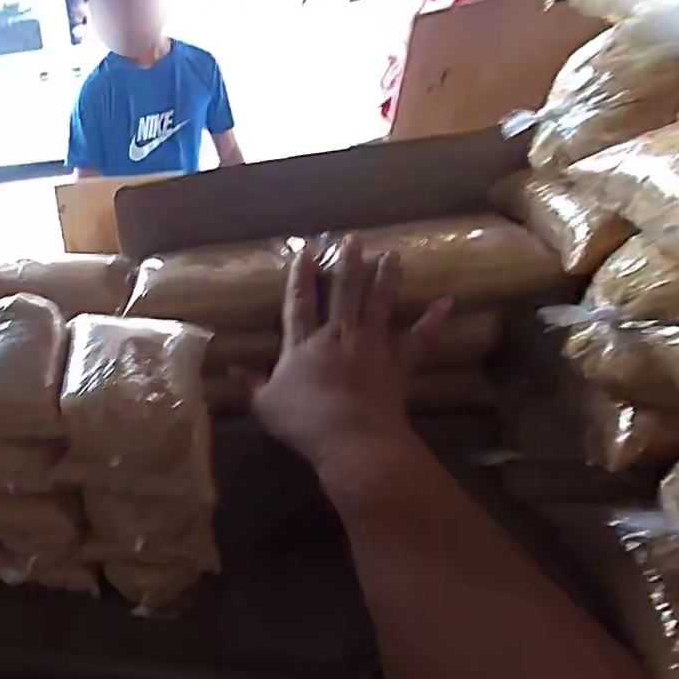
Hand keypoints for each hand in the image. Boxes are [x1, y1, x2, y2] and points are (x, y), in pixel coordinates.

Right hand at [249, 235, 451, 473]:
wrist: (350, 438)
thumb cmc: (303, 423)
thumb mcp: (266, 406)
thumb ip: (252, 385)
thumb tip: (233, 369)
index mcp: (303, 346)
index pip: (299, 305)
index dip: (300, 278)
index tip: (305, 251)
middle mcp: (338, 337)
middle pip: (343, 294)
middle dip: (348, 265)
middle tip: (355, 239)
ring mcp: (370, 348)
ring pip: (379, 305)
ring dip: (386, 279)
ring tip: (392, 256)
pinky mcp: (396, 365)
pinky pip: (417, 340)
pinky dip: (431, 322)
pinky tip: (445, 302)